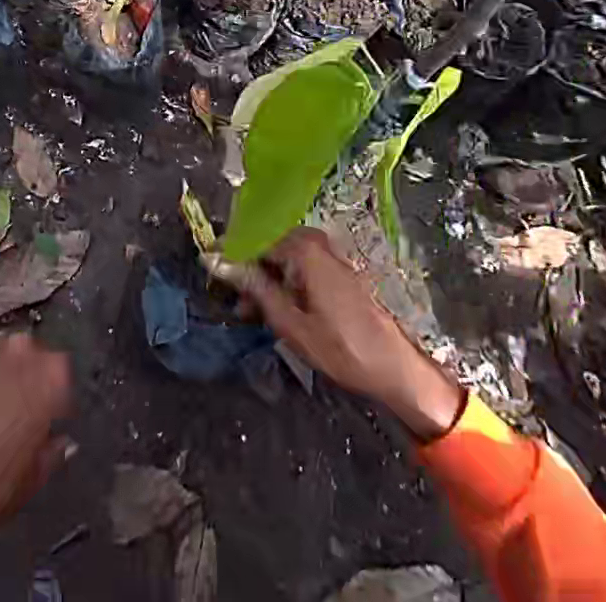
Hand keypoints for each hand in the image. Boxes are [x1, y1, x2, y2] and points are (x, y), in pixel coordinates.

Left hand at [0, 331, 73, 528]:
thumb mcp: (30, 482)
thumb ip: (51, 456)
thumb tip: (57, 446)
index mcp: (53, 376)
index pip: (63, 384)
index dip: (54, 408)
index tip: (45, 427)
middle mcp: (23, 352)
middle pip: (32, 363)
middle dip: (26, 386)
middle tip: (14, 422)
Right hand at [216, 228, 463, 440]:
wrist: (395, 366)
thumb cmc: (341, 347)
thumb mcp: (288, 321)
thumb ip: (252, 286)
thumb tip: (215, 260)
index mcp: (304, 249)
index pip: (252, 238)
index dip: (228, 253)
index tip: (209, 269)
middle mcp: (318, 242)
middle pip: (268, 244)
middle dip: (247, 269)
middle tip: (233, 299)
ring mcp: (330, 254)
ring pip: (283, 257)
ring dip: (265, 279)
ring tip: (251, 312)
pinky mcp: (338, 269)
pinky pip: (300, 265)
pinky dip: (284, 282)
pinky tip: (276, 309)